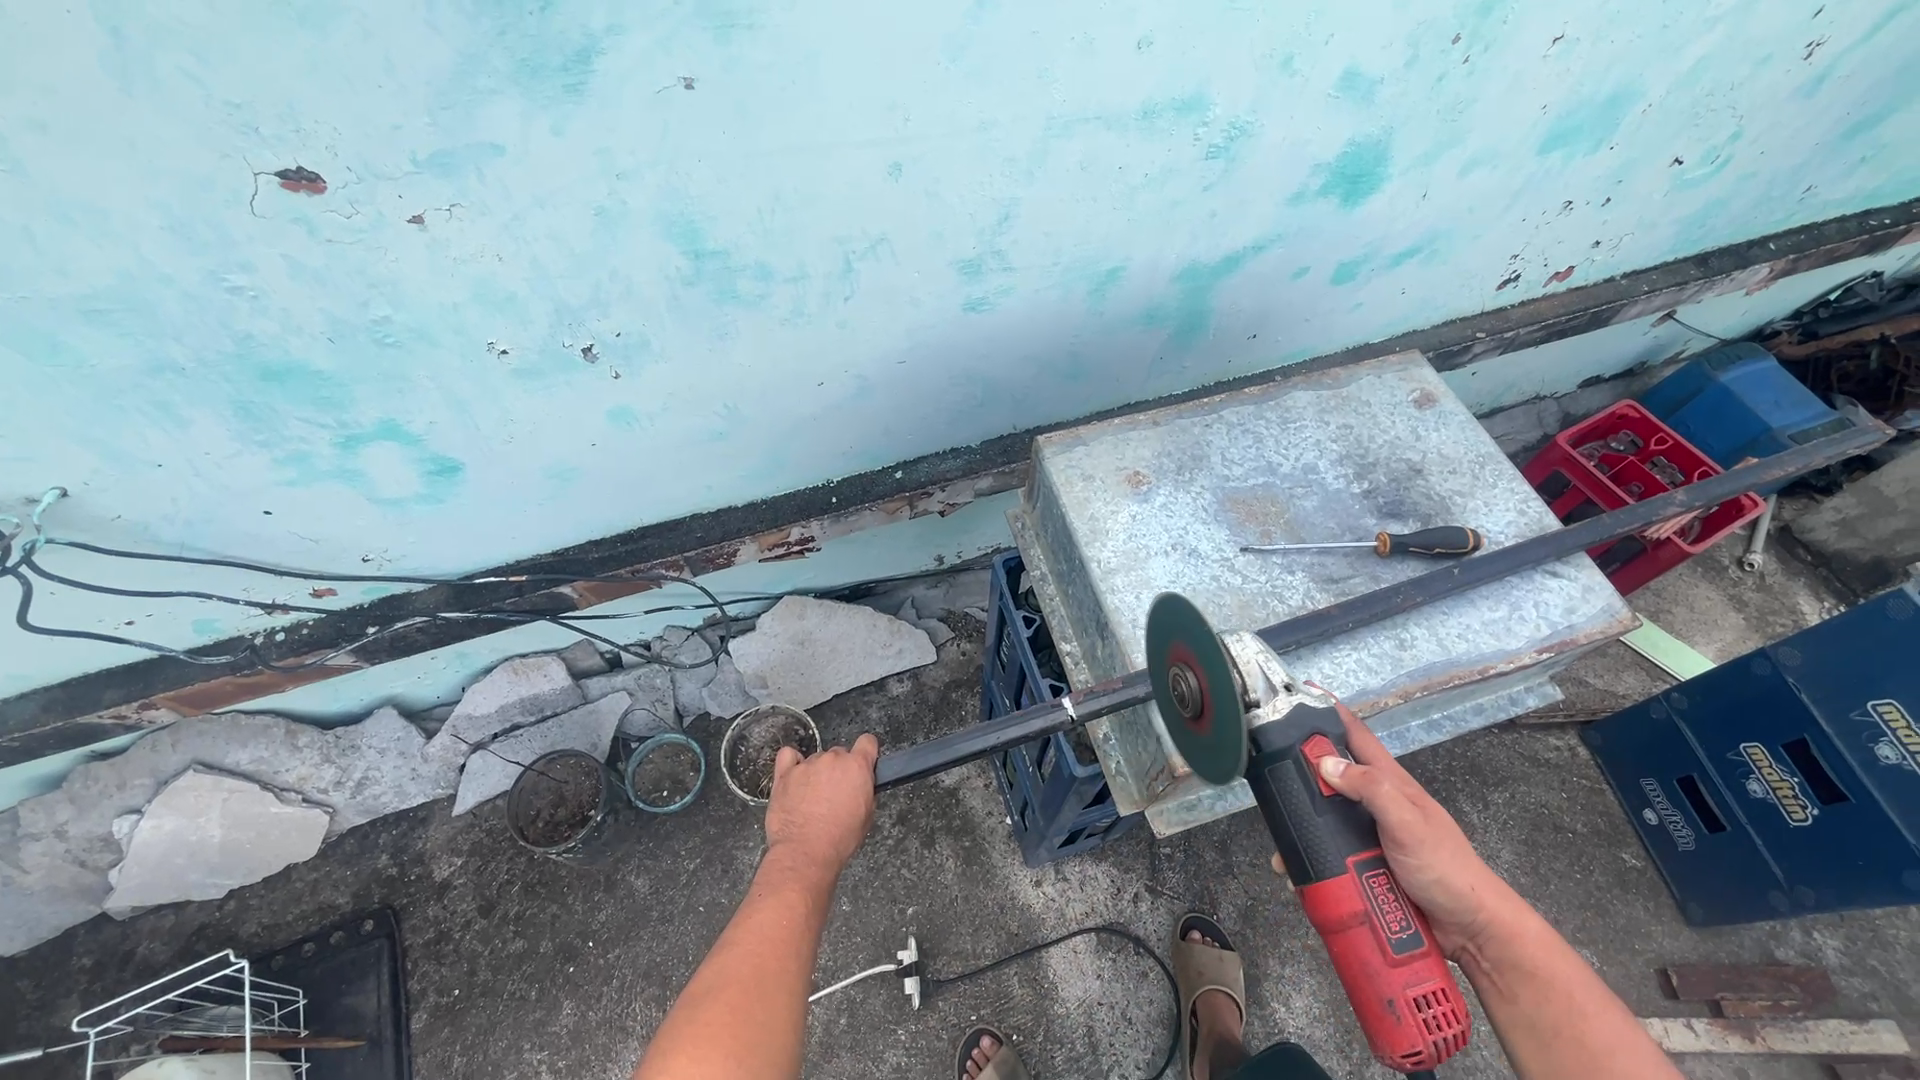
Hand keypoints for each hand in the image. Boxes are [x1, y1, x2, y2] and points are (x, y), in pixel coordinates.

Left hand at [764, 733, 879, 871]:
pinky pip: (788, 756)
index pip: (868, 742)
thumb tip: (860, 785)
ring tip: (811, 799)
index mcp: (857, 767)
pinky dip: (792, 763)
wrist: (806, 852)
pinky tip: (795, 778)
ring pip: (815, 759)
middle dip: (839, 770)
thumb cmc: (838, 839)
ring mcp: (807, 765)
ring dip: (816, 773)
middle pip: (839, 754)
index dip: (866, 752)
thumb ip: (865, 790)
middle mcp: (832, 760)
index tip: (863, 762)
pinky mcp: (785, 774)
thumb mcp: (867, 816)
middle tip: (836, 793)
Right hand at [1284, 703, 1520, 960]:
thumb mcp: (1408, 822)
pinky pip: (1328, 857)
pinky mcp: (1364, 866)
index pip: (1357, 736)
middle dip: (1300, 780)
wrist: (1470, 929)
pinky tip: (1296, 876)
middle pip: (1330, 780)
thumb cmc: (1445, 868)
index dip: (1331, 712)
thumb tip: (1324, 762)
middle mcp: (1377, 804)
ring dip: (1301, 833)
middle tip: (1269, 782)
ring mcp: (1370, 836)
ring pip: (1324, 824)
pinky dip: (1310, 864)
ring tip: (1279, 853)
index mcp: (1391, 783)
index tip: (1303, 692)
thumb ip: (1371, 789)